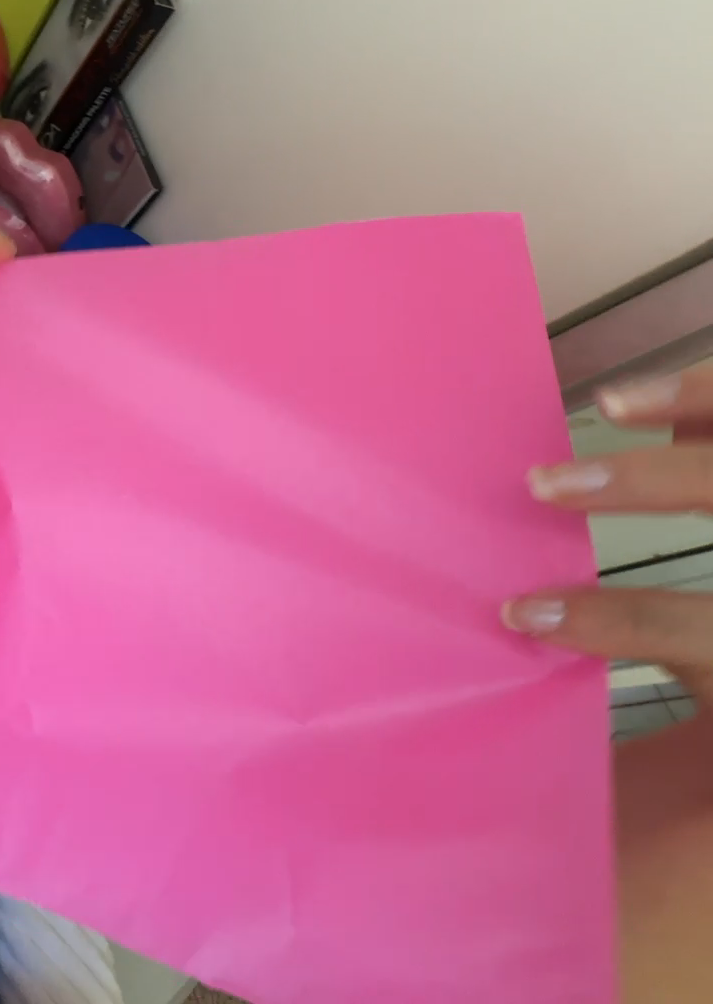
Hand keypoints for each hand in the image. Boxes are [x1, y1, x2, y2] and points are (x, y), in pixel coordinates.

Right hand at [504, 366, 712, 1001]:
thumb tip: (491, 721)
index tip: (517, 612)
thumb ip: (637, 762)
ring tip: (622, 407)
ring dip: (707, 423)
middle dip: (663, 487)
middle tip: (551, 483)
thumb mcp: (689, 778)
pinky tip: (660, 404)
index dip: (618, 617)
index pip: (708, 639)